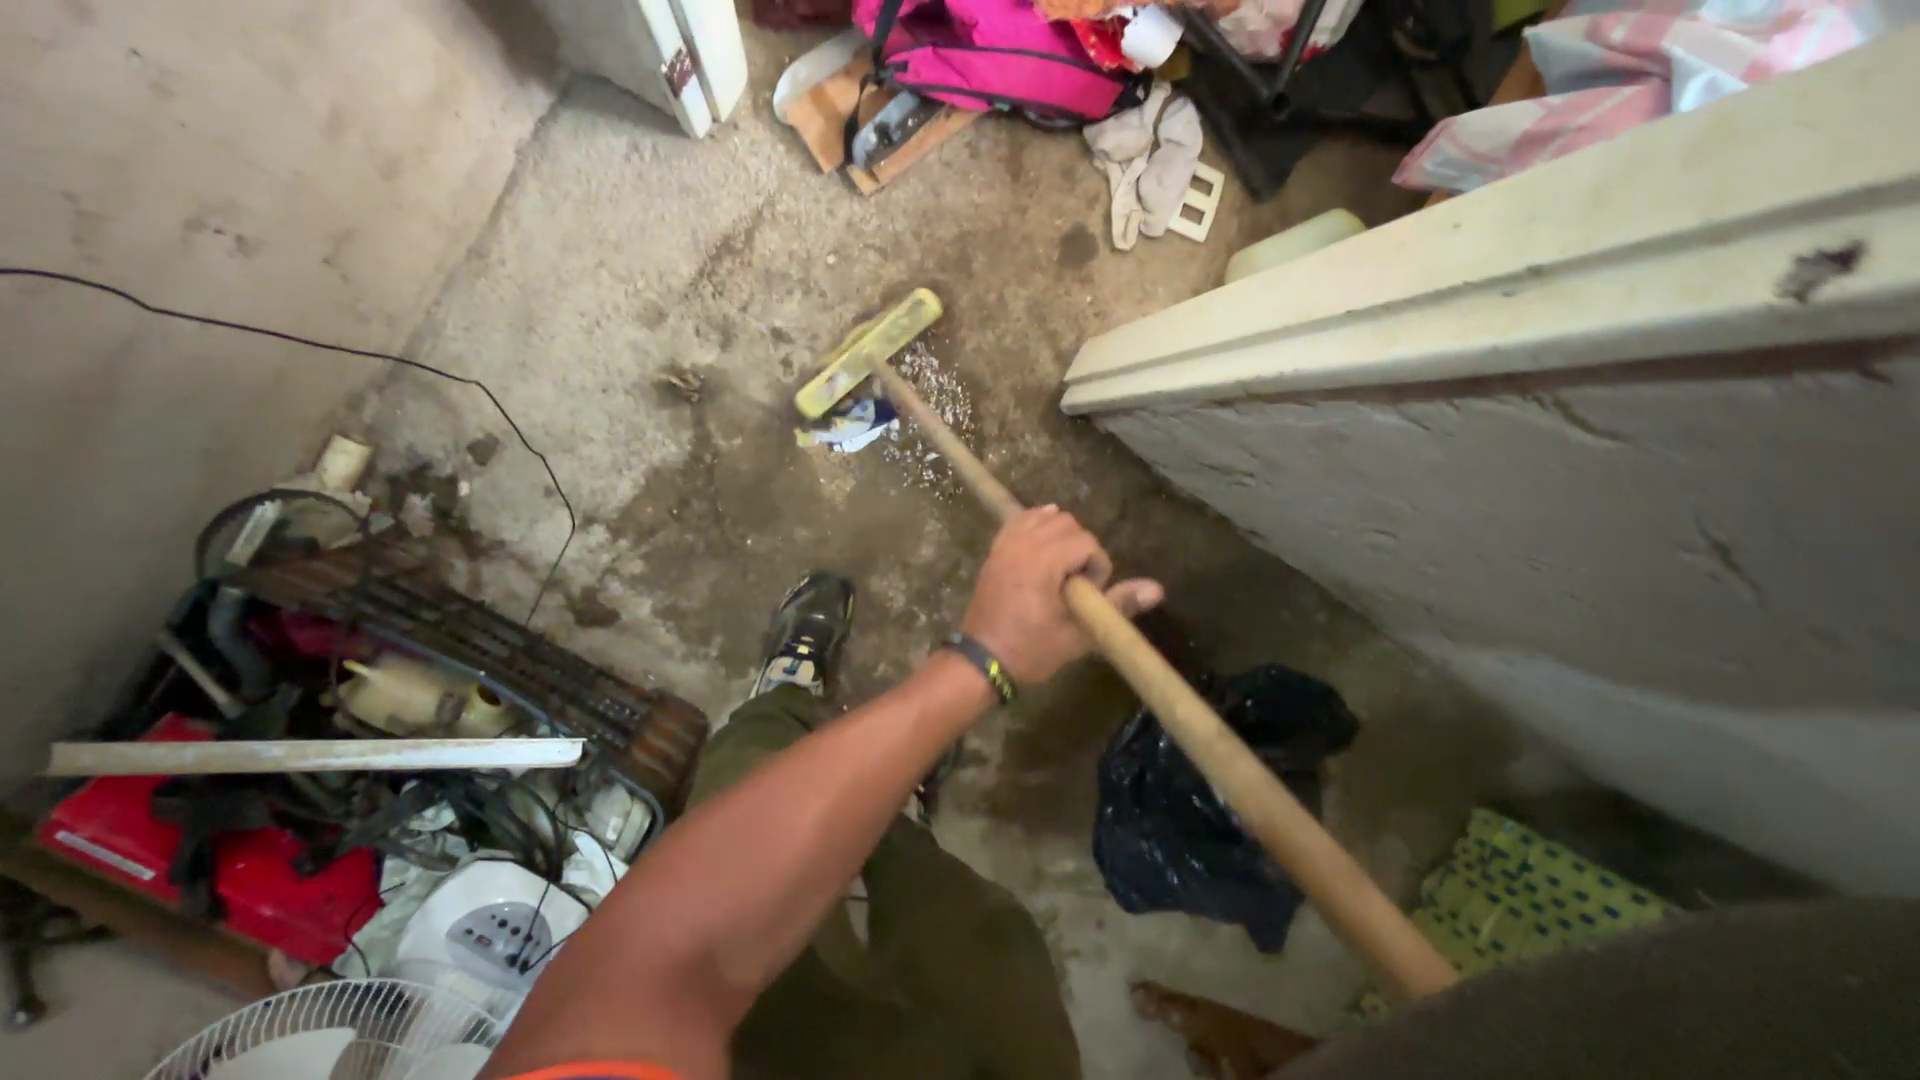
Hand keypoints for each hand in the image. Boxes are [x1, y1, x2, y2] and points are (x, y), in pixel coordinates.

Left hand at [960, 505, 1163, 685]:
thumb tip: (1158, 589)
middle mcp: (1023, 544)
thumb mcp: (1079, 634)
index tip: (1089, 595)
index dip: (1096, 566)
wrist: (982, 662)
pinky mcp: (994, 552)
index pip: (1086, 541)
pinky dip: (1035, 525)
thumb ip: (1118, 605)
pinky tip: (1043, 547)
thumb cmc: (1031, 651)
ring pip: (1044, 517)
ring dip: (1060, 536)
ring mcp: (1005, 545)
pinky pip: (1019, 521)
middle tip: (1077, 583)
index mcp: (1043, 561)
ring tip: (1061, 568)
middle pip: (1067, 523)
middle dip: (1080, 549)